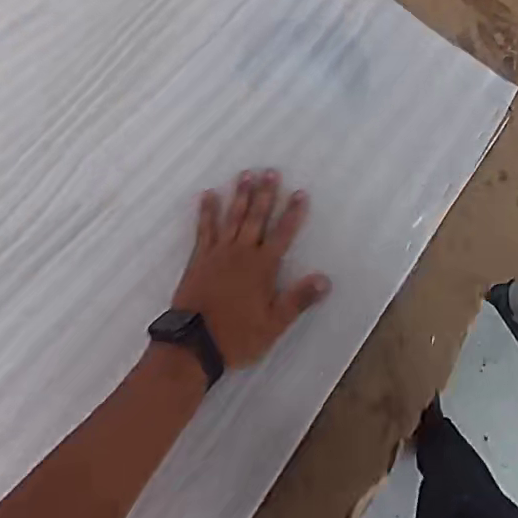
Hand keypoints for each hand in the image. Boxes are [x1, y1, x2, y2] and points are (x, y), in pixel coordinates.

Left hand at [172, 169, 330, 368]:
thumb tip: (325, 279)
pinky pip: (204, 230)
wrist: (192, 345)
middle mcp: (242, 253)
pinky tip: (208, 196)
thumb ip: (299, 299)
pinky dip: (207, 212)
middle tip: (270, 172)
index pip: (283, 233)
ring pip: (232, 218)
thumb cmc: (237, 335)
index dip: (293, 213)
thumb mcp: (274, 323)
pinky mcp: (199, 259)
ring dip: (240, 196)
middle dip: (266, 194)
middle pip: (256, 217)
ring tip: (246, 174)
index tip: (300, 192)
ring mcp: (218, 253)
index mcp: (263, 266)